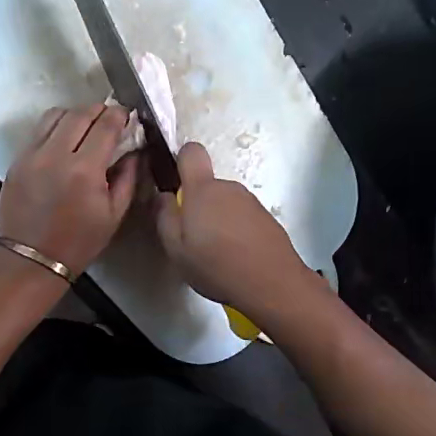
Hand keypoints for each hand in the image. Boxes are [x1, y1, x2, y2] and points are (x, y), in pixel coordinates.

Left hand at [0, 105, 141, 269]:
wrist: (32, 257)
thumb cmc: (80, 241)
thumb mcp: (114, 214)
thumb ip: (128, 177)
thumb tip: (135, 150)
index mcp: (84, 170)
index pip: (105, 126)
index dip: (119, 115)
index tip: (126, 115)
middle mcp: (55, 155)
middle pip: (79, 114)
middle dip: (98, 110)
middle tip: (109, 115)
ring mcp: (32, 155)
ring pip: (55, 115)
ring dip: (75, 115)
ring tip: (85, 125)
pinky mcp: (17, 160)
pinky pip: (38, 131)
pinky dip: (55, 128)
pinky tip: (64, 140)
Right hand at [154, 142, 309, 315]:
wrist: (272, 283)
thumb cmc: (216, 265)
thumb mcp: (176, 249)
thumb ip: (164, 217)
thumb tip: (164, 197)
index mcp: (203, 190)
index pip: (191, 152)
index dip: (181, 162)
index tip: (177, 187)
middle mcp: (230, 188)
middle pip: (208, 186)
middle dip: (199, 206)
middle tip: (195, 239)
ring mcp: (252, 202)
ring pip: (226, 203)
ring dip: (219, 221)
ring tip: (218, 254)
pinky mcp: (267, 218)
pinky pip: (244, 217)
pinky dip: (238, 232)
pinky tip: (237, 257)